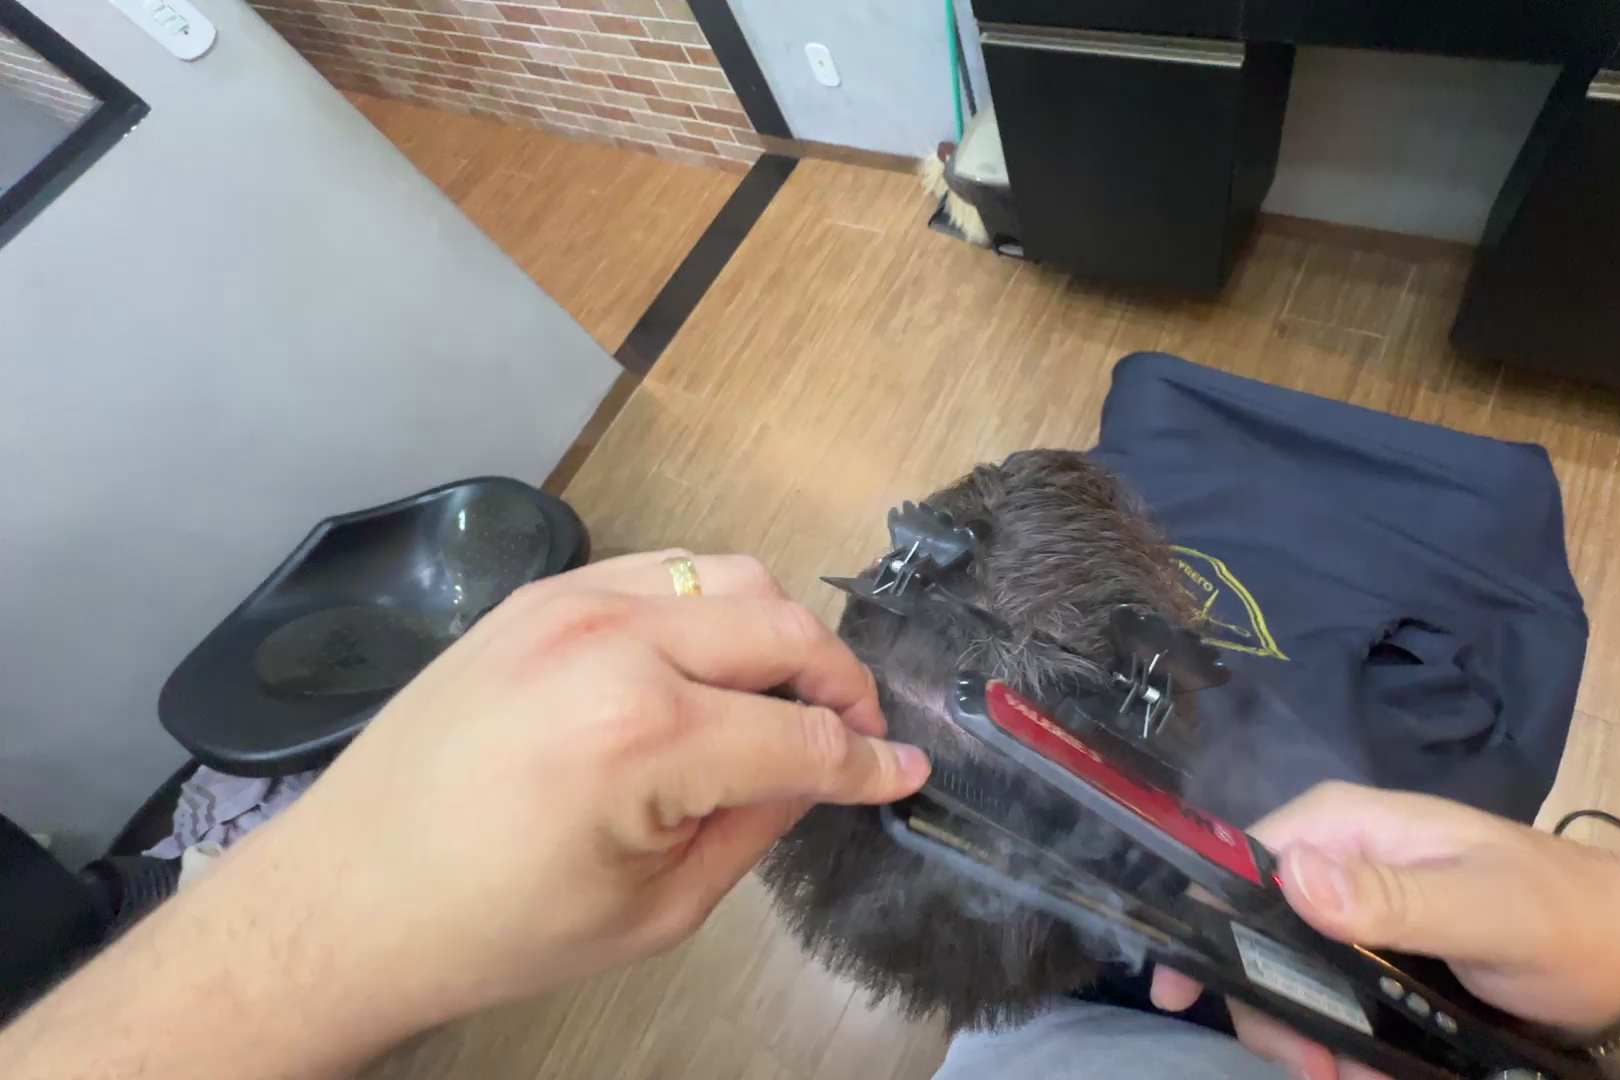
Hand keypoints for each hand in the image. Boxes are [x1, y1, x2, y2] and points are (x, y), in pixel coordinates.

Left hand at [211, 550, 928, 1031]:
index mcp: (641, 738)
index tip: (905, 770)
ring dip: (785, 633)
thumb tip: (827, 767)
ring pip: (740, 577)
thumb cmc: (500, 930)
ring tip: (783, 690)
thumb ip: (763, 820)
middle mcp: (616, 642)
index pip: (802, 739)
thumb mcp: (663, 907)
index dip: (868, 761)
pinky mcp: (549, 590)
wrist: (337, 902)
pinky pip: (675, 569)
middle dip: (844, 682)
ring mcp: (576, 599)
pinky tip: (711, 656)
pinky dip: (720, 606)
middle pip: (787, 631)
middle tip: (855, 729)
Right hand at [1151, 782, 1619, 1079]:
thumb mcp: (1489, 911)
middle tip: (1306, 1070)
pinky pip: (1330, 991)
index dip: (1206, 918)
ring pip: (1289, 966)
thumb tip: (1293, 876)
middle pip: (1258, 924)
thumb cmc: (1569, 923)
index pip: (1242, 860)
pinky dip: (1338, 1037)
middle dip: (1268, 999)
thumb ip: (1395, 897)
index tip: (1181, 992)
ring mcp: (1355, 907)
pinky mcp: (1378, 951)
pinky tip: (1366, 1074)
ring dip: (1306, 1029)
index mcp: (1341, 825)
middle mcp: (1334, 858)